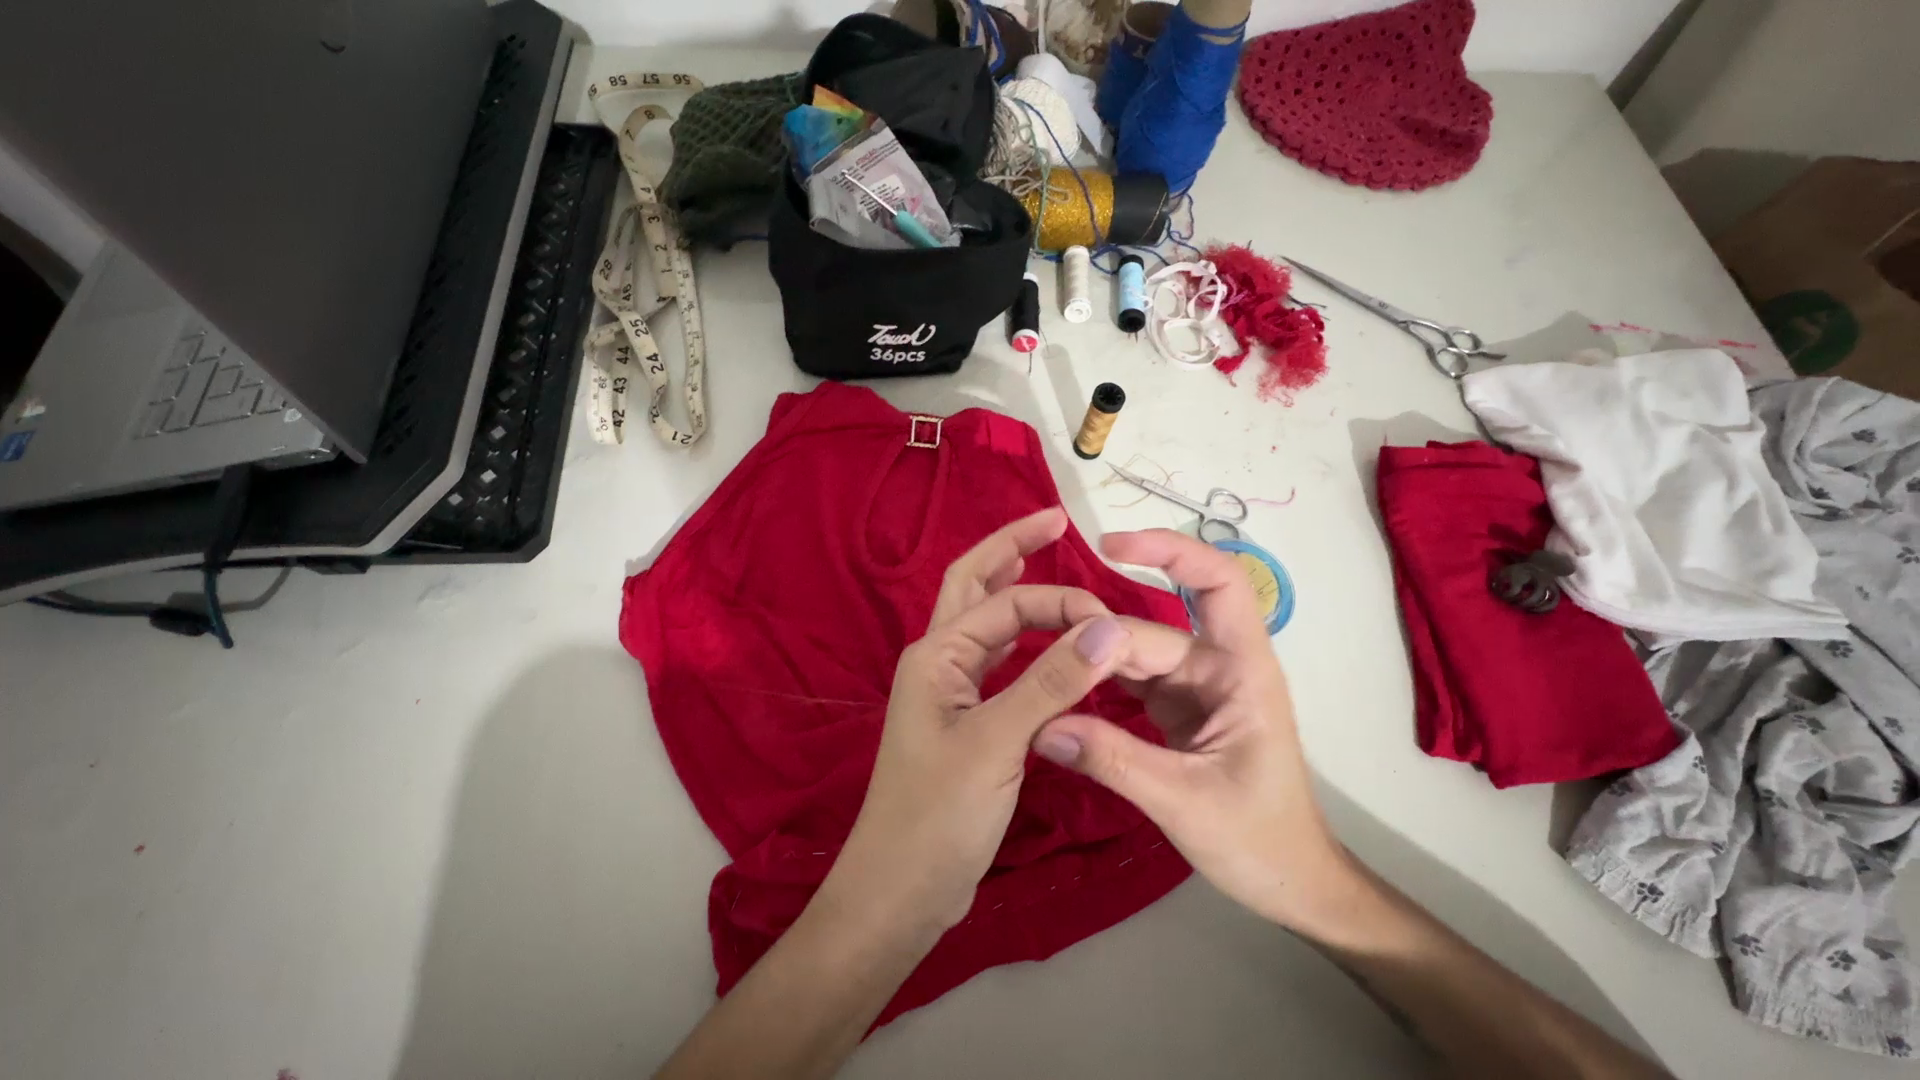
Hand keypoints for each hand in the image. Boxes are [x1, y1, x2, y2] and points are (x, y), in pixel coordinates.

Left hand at [819, 508, 1134, 934]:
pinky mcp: (966, 724)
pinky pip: (998, 664)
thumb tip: (1109, 627)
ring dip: (1015, 591)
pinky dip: (1024, 642)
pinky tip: (1047, 640)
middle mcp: (938, 663)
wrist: (901, 890)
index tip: (1114, 622)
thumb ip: (1051, 683)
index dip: (1061, 601)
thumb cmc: (938, 815)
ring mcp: (950, 694)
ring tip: (1050, 560)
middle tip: (1055, 520)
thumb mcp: (996, 744)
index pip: (1007, 603)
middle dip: (1011, 550)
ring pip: (985, 624)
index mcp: (936, 656)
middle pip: (974, 586)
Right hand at [1032, 529, 1360, 932]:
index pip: (1213, 587)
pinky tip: (1059, 683)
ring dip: (1093, 654)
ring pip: (1137, 651)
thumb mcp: (1185, 802)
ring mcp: (1196, 689)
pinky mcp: (1176, 712)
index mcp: (1244, 672)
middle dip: (1101, 631)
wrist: (1289, 884)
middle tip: (1046, 649)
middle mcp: (1219, 668)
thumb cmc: (1259, 840)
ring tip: (1041, 662)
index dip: (1168, 552)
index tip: (1108, 545)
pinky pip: (1130, 680)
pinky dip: (1096, 679)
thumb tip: (1042, 726)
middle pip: (1153, 625)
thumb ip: (1114, 760)